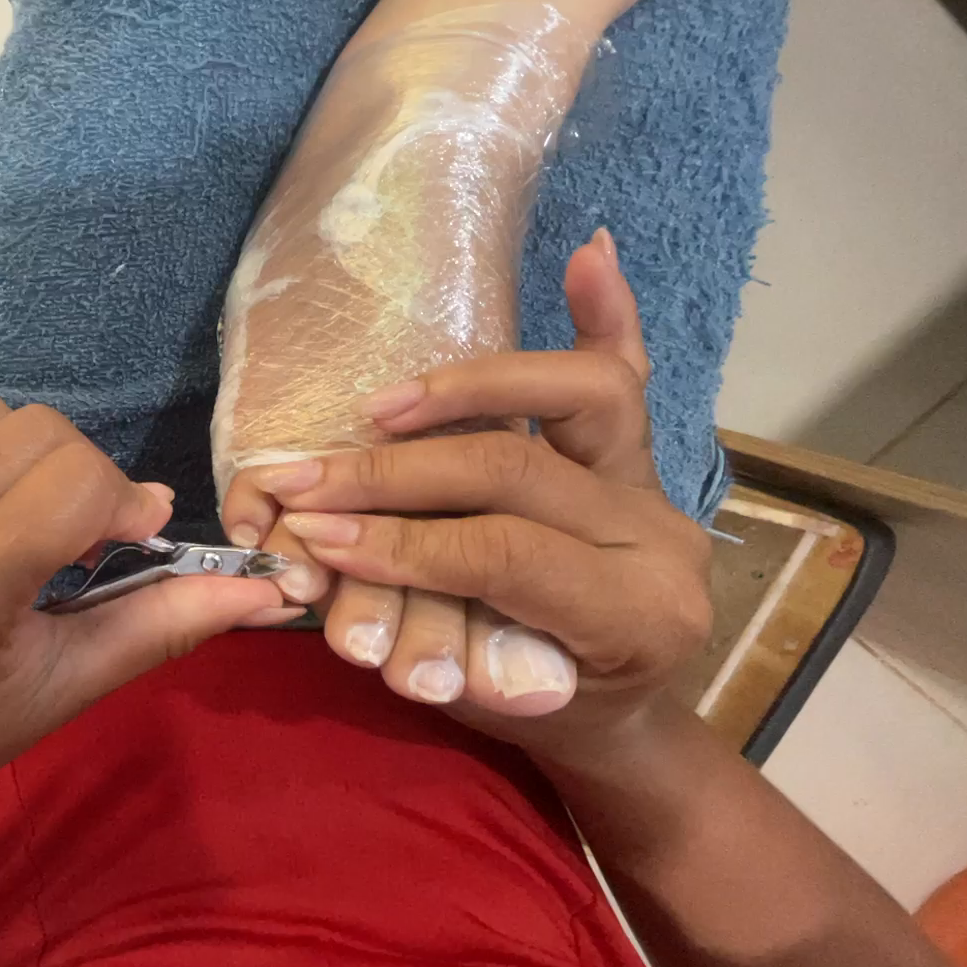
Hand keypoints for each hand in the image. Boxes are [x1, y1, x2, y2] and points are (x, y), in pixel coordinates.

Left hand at [0, 387, 290, 837]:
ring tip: (25, 510)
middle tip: (85, 532)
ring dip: (24, 449)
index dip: (124, 500)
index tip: (136, 536)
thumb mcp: (74, 681)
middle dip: (84, 473)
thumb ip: (167, 622)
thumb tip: (268, 589)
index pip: (73, 483)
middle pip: (33, 432)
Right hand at [246, 239, 713, 759]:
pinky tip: (585, 256)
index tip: (316, 535)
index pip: (503, 554)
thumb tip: (320, 585)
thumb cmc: (530, 709)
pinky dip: (607, 314)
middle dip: (396, 475)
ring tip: (379, 408)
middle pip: (518, 470)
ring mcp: (651, 487)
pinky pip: (628, 377)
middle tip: (309, 477)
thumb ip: (410, 641)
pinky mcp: (636, 461)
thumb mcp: (472, 700)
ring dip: (471, 387)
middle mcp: (657, 537)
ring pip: (586, 397)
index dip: (402, 541)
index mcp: (631, 615)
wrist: (613, 708)